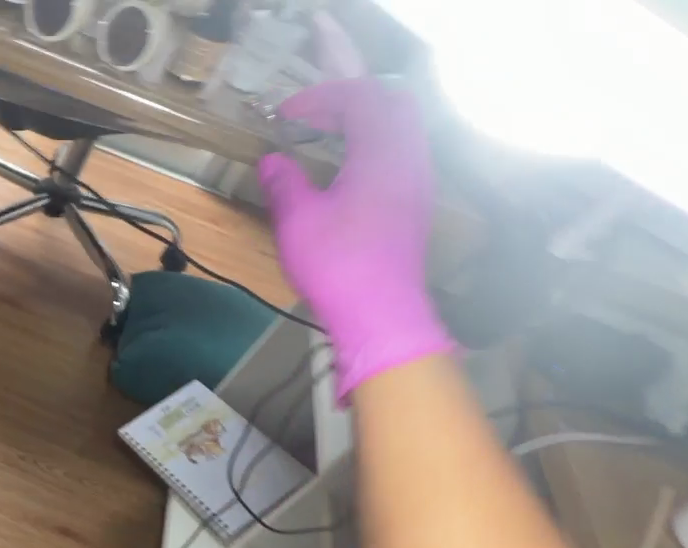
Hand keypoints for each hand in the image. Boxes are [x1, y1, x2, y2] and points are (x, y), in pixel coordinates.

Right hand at [258, 78, 457, 400]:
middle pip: (390, 104)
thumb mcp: (298, 220)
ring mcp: (417, 180)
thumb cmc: (336, 262)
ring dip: (360, 124)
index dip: (322, 97)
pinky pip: (398, 154)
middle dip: (347, 101)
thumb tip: (271, 161)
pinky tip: (343, 170)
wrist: (379, 310)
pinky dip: (369, 146)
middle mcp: (409, 156)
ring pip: (398, 128)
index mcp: (382, 151)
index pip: (361, 97)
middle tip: (308, 117)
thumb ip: (285, 184)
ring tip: (323, 138)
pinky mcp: (414, 203)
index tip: (285, 112)